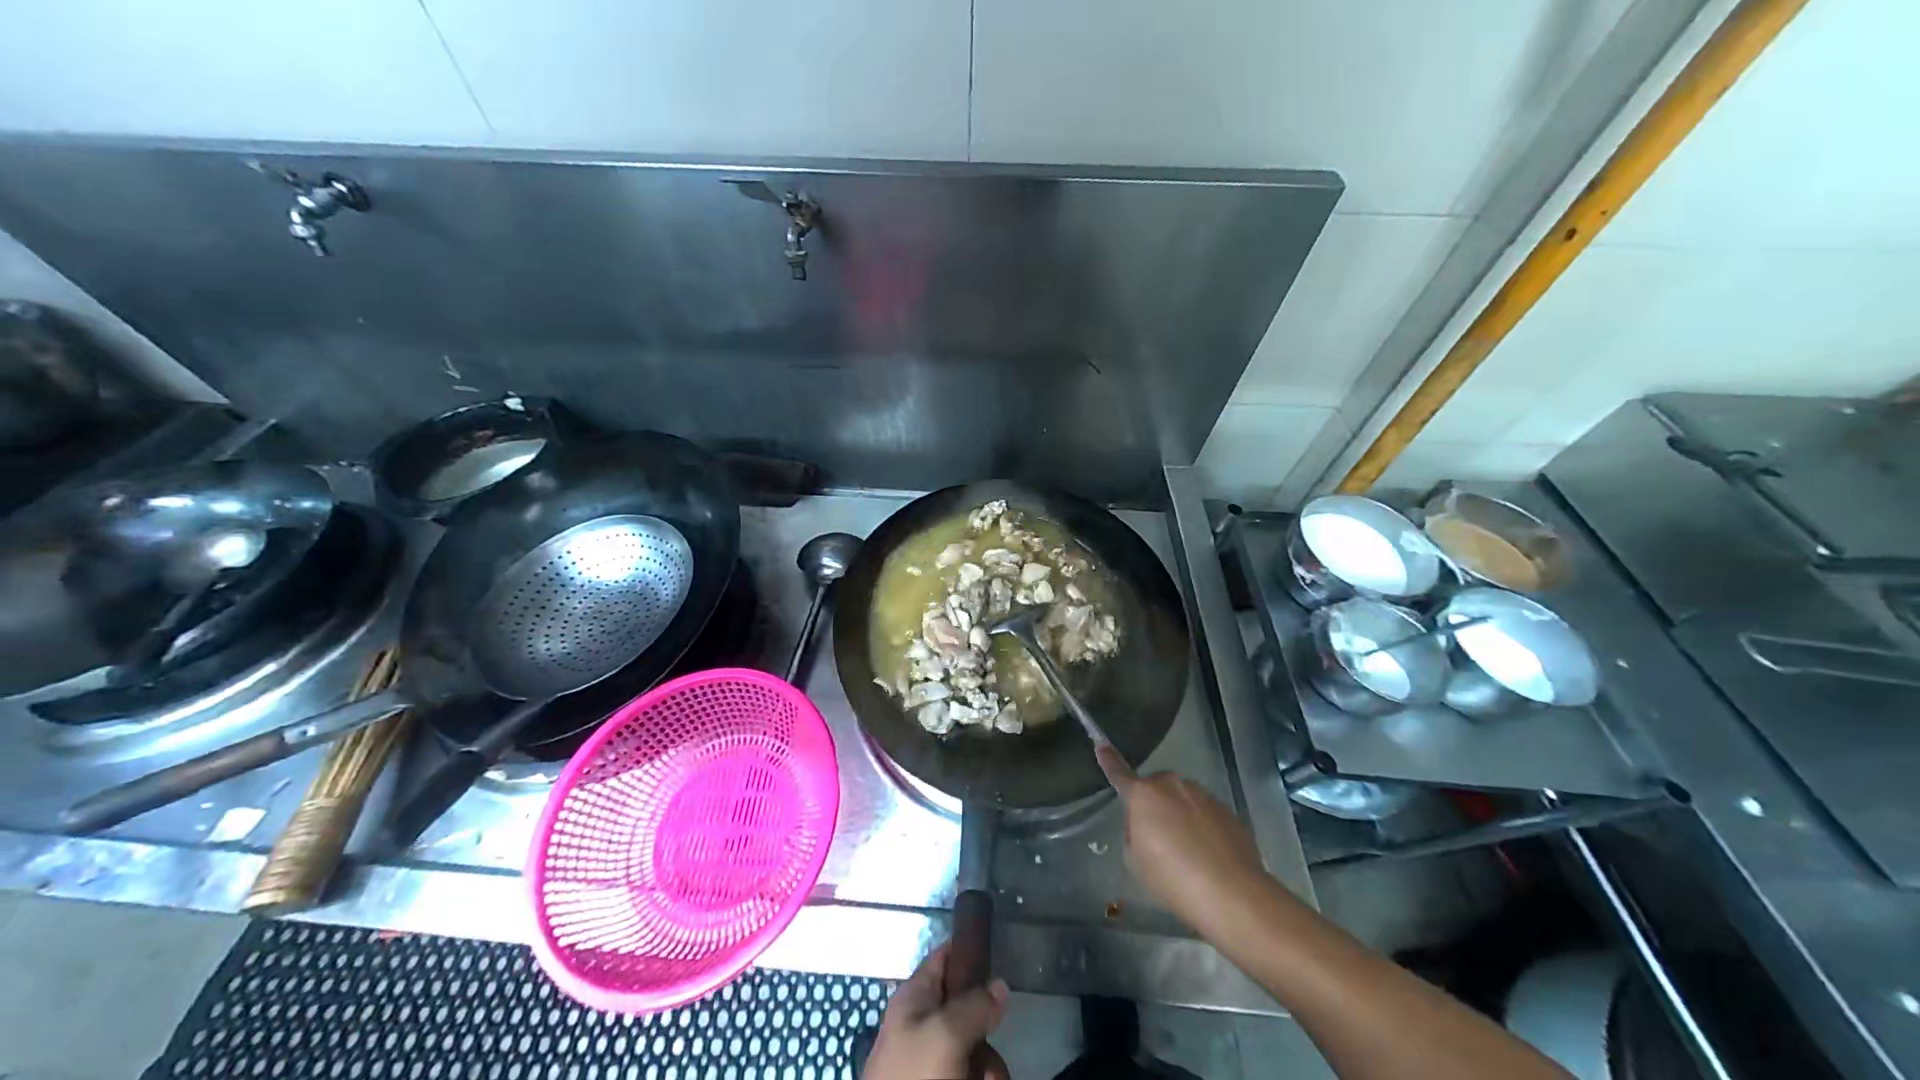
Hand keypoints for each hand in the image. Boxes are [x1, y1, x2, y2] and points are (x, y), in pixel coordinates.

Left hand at [863, 944, 1010, 1079]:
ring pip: (980, 1052)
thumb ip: (975, 1005)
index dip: (970, 953)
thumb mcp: (945, 1033)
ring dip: (991, 1069)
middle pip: (971, 1010)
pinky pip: (977, 1076)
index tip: (999, 957)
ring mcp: (935, 1062)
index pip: (944, 958)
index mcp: (915, 999)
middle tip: (986, 1048)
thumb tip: (1000, 986)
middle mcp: (925, 1025)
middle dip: (988, 1031)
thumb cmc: (914, 1078)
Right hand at [1097, 745, 1279, 934]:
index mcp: (1143, 795)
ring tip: (1188, 854)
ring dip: (1180, 816)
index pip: (1119, 773)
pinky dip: (1202, 827)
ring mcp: (1203, 795)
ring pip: (1182, 799)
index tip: (1101, 746)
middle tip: (1158, 840)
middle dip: (1154, 806)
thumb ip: (1135, 831)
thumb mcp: (1135, 860)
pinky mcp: (1227, 810)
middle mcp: (1173, 785)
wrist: (1231, 893)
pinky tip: (1209, 856)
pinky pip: (1205, 813)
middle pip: (1155, 789)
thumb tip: (1148, 823)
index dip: (1108, 761)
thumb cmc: (1172, 877)